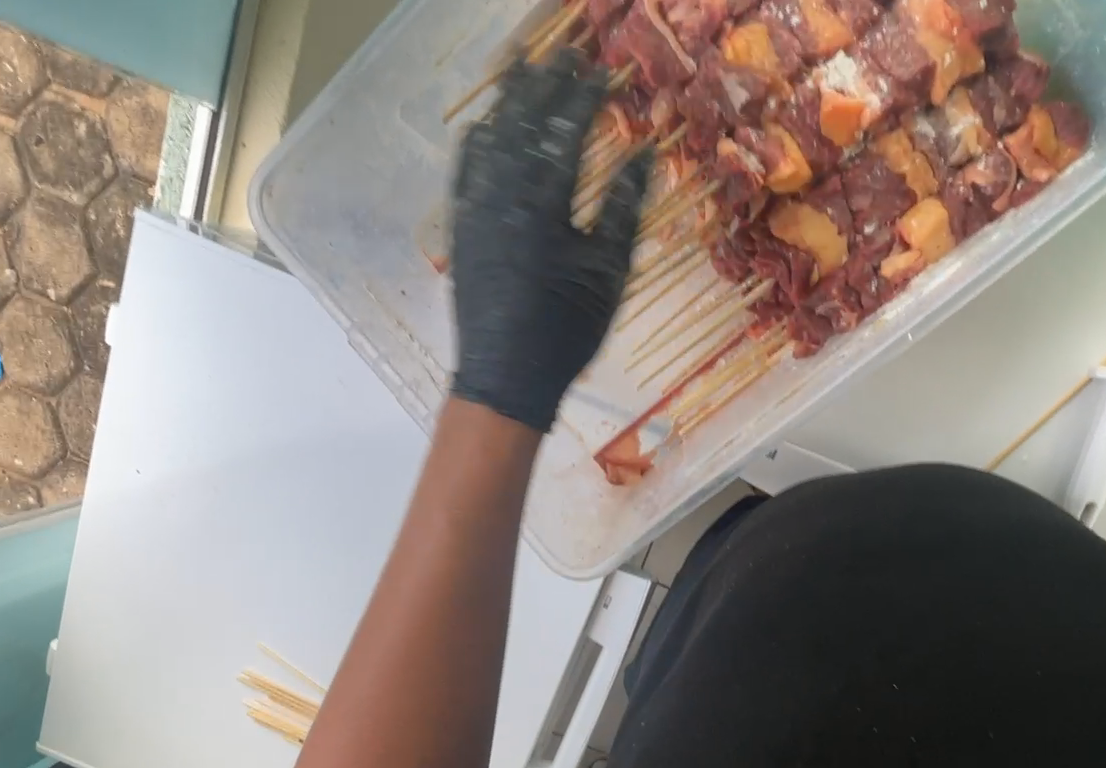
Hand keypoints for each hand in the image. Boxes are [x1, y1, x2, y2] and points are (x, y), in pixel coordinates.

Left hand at [449, 50, 651, 432]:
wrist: (507, 374)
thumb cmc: (567, 330)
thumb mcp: (609, 274)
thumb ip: (625, 209)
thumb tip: (646, 153)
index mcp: (546, 202)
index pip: (567, 130)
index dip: (586, 97)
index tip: (603, 72)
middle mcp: (503, 193)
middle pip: (524, 122)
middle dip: (546, 85)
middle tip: (564, 55)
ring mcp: (475, 208)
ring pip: (489, 138)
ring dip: (508, 102)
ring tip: (522, 68)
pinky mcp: (459, 227)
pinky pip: (463, 171)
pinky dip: (475, 143)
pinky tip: (483, 125)